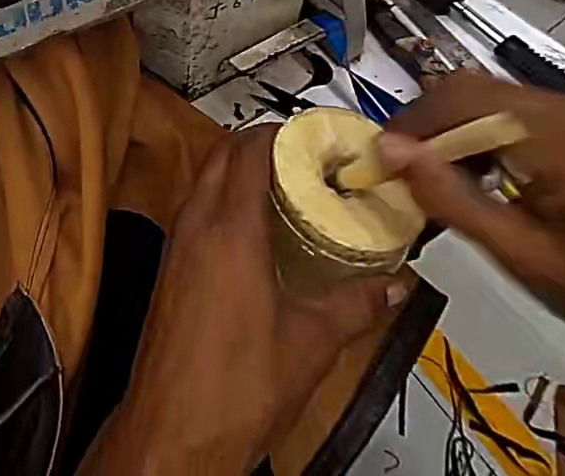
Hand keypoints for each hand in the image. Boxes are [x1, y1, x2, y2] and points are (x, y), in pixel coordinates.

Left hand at [81, 126, 409, 475]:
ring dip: (239, 168)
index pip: (248, 150)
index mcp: (230, 230)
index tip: (311, 137)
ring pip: (206, 177)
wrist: (171, 432)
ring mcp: (177, 242)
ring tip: (285, 187)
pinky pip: (197, 207)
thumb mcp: (311, 344)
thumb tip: (394, 284)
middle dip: (261, 143)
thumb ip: (357, 304)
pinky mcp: (171, 263)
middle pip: (223, 153)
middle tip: (302, 158)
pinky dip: (225, 198)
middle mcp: (196, 224)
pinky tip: (255, 230)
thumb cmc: (234, 388)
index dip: (280, 133)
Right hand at [383, 72, 564, 475]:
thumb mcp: (529, 260)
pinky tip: (492, 169)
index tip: (384, 152)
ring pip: (504, 95)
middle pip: (483, 88)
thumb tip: (391, 151)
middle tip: (407, 163)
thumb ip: (453, 199)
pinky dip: (497, 130)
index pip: (468, 100)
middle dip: (435, 120)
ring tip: (444, 170)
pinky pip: (533, 110)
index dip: (417, 120)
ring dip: (463, 125)